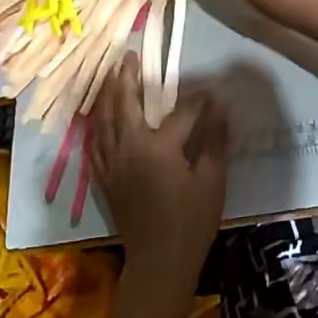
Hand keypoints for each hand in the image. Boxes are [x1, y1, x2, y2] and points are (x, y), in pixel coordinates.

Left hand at [90, 54, 229, 278]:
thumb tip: (222, 107)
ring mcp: (112, 163)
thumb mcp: (212, 181)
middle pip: (124, 104)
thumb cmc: (191, 222)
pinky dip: (97, 123)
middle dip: (127, 78)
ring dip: (107, 94)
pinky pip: (95, 142)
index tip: (212, 91)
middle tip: (129, 56)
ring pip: (104, 120)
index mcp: (157, 148)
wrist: (159, 262)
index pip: (180, 113)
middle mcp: (128, 148)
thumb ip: (214, 141)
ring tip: (111, 74)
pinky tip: (99, 115)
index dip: (199, 101)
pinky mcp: (105, 178)